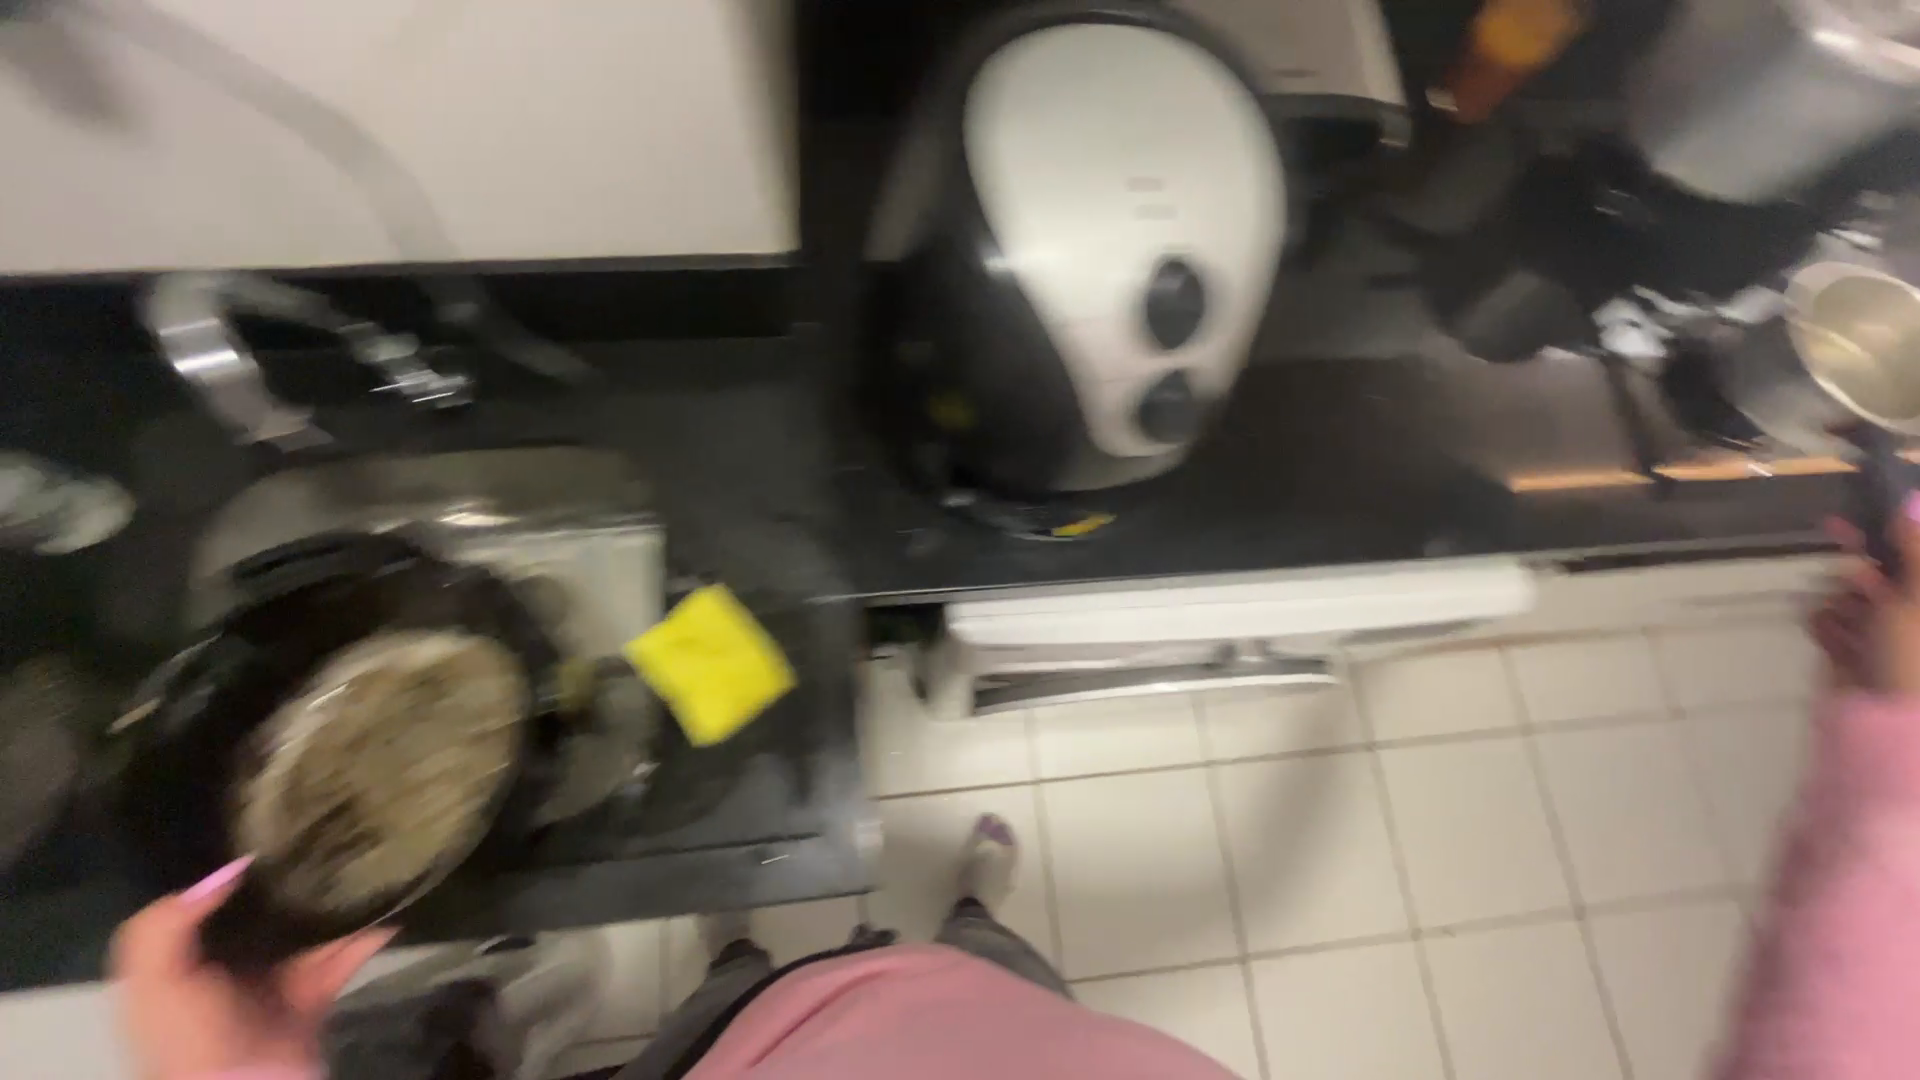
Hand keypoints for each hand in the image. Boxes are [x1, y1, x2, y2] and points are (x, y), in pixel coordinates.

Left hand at [111, 857, 395, 1079]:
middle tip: (336, 837)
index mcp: (190, 962)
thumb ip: (169, 925)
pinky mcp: (321, 986)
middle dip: (302, 880)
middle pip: (272, 910)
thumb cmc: (192, 1034)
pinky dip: (375, 930)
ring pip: (317, 925)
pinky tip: (395, 906)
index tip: (274, 832)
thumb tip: (236, 865)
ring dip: (344, 902)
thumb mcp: (156, 982)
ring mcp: (281, 977)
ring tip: (374, 863)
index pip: (212, 905)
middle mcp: (235, 965)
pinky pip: (352, 950)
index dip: (237, 872)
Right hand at [1813, 506, 1919, 697]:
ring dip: (1841, 609)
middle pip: (1876, 576)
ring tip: (1852, 629)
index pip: (1908, 557)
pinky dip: (1828, 630)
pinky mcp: (1855, 650)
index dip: (1885, 536)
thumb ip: (1916, 551)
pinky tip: (1839, 643)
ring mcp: (1886, 634)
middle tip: (1851, 584)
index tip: (1842, 522)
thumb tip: (1911, 504)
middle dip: (1858, 580)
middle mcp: (1910, 614)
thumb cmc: (1916, 653)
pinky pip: (1829, 626)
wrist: (1889, 716)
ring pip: (1847, 600)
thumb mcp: (1918, 597)